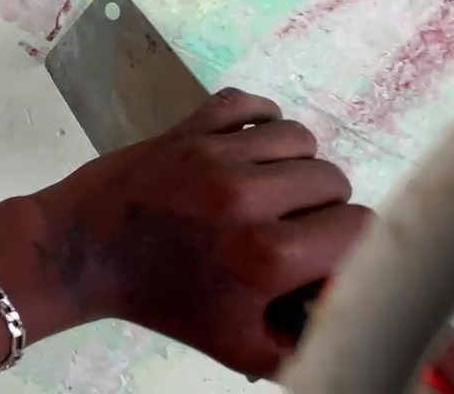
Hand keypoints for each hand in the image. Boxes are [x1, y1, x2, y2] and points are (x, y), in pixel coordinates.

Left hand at [21, 88, 370, 378]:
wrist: (84, 250)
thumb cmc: (163, 300)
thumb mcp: (244, 350)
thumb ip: (315, 352)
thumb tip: (369, 336)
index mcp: (269, 256)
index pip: (361, 230)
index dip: (355, 245)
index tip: (331, 255)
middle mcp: (246, 197)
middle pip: (332, 179)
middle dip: (325, 205)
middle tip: (296, 224)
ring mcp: (210, 154)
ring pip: (297, 137)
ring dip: (296, 161)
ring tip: (275, 186)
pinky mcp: (182, 129)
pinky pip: (242, 101)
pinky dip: (258, 116)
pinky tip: (252, 144)